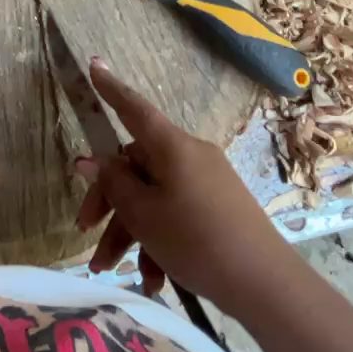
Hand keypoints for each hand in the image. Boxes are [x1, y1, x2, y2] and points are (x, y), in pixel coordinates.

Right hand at [74, 57, 304, 317]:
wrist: (268, 287)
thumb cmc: (197, 240)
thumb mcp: (143, 213)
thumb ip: (113, 183)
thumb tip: (90, 160)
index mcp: (172, 148)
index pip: (133, 109)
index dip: (110, 89)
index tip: (94, 64)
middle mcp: (190, 157)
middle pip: (135, 168)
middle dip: (108, 203)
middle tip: (84, 231)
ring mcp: (206, 183)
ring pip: (152, 198)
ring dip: (129, 233)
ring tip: (110, 270)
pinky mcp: (218, 209)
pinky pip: (175, 215)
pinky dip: (158, 242)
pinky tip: (153, 279)